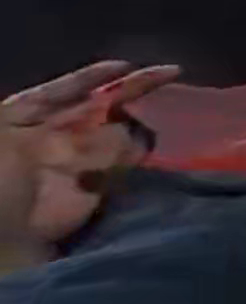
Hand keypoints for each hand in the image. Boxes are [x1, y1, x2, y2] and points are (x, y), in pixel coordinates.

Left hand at [0, 61, 178, 256]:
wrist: (5, 237)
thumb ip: (36, 110)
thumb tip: (95, 104)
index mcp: (16, 125)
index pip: (51, 94)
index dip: (85, 79)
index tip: (122, 65)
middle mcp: (50, 137)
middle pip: (95, 105)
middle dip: (132, 87)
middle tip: (172, 72)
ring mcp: (80, 156)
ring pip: (121, 123)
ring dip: (141, 112)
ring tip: (168, 102)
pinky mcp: (106, 174)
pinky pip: (133, 151)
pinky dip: (146, 141)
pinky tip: (155, 134)